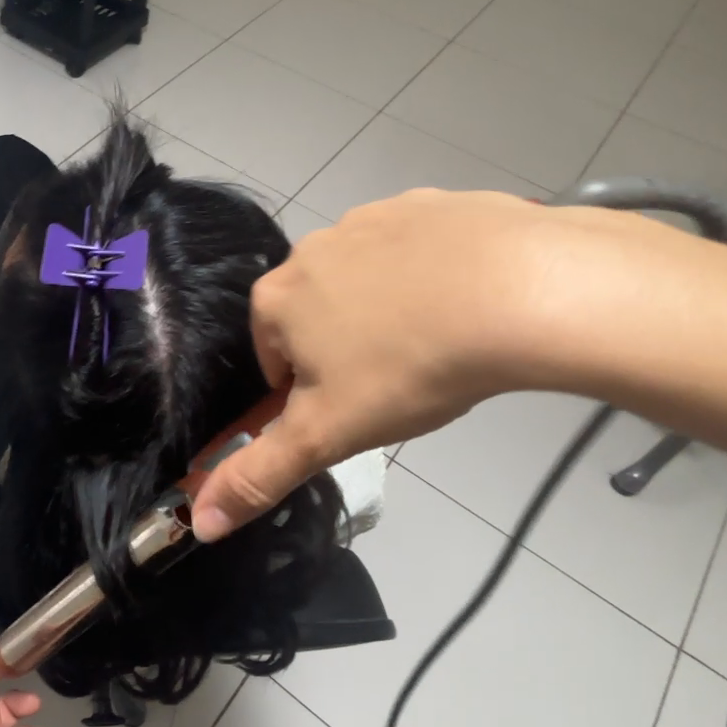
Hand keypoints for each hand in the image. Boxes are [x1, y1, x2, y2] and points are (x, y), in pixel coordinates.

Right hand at [193, 189, 637, 540]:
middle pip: (316, 316)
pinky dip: (433, 273)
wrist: (526, 292)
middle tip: (400, 379)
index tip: (358, 406)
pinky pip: (416, 247)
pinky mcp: (431, 202)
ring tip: (441, 342)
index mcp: (276, 298)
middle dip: (345, 348)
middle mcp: (311, 248)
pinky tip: (471, 300)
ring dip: (388, 310)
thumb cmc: (409, 367)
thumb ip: (259, 476)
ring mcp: (372, 217)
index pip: (273, 360)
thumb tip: (200, 524)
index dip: (311, 393)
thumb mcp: (328, 435)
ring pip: (366, 280)